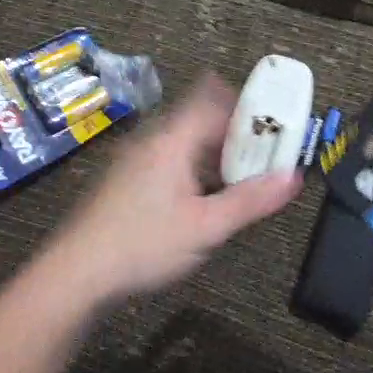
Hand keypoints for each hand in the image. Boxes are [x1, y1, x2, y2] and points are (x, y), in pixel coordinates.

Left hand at [43, 75, 302, 305]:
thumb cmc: (144, 244)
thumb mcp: (206, 227)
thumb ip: (250, 200)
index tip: (274, 120)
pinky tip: (203, 197)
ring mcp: (134, 158)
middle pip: (198, 118)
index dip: (245, 106)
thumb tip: (293, 176)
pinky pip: (168, 159)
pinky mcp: (125, 179)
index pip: (212, 101)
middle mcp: (152, 139)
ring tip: (242, 176)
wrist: (78, 270)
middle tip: (266, 152)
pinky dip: (193, 167)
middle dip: (233, 131)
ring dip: (213, 152)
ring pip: (182, 141)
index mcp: (172, 139)